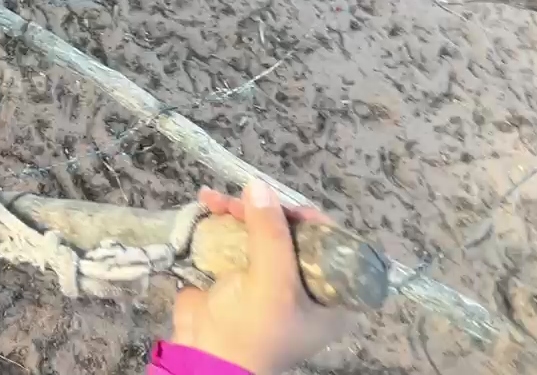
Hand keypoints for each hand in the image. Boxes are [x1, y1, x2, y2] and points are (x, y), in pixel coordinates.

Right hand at [170, 180, 353, 374]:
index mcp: (330, 297)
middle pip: (290, 231)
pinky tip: (205, 203)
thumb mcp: (271, 285)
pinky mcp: (236, 268)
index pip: (332, 247)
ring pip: (259, 228)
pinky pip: (234, 234)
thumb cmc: (254, 329)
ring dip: (236, 208)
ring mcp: (267, 275)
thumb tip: (259, 185)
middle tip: (237, 202)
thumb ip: (271, 236)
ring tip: (212, 200)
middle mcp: (303, 283)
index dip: (309, 221)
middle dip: (262, 210)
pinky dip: (221, 216)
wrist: (205, 352)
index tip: (281, 205)